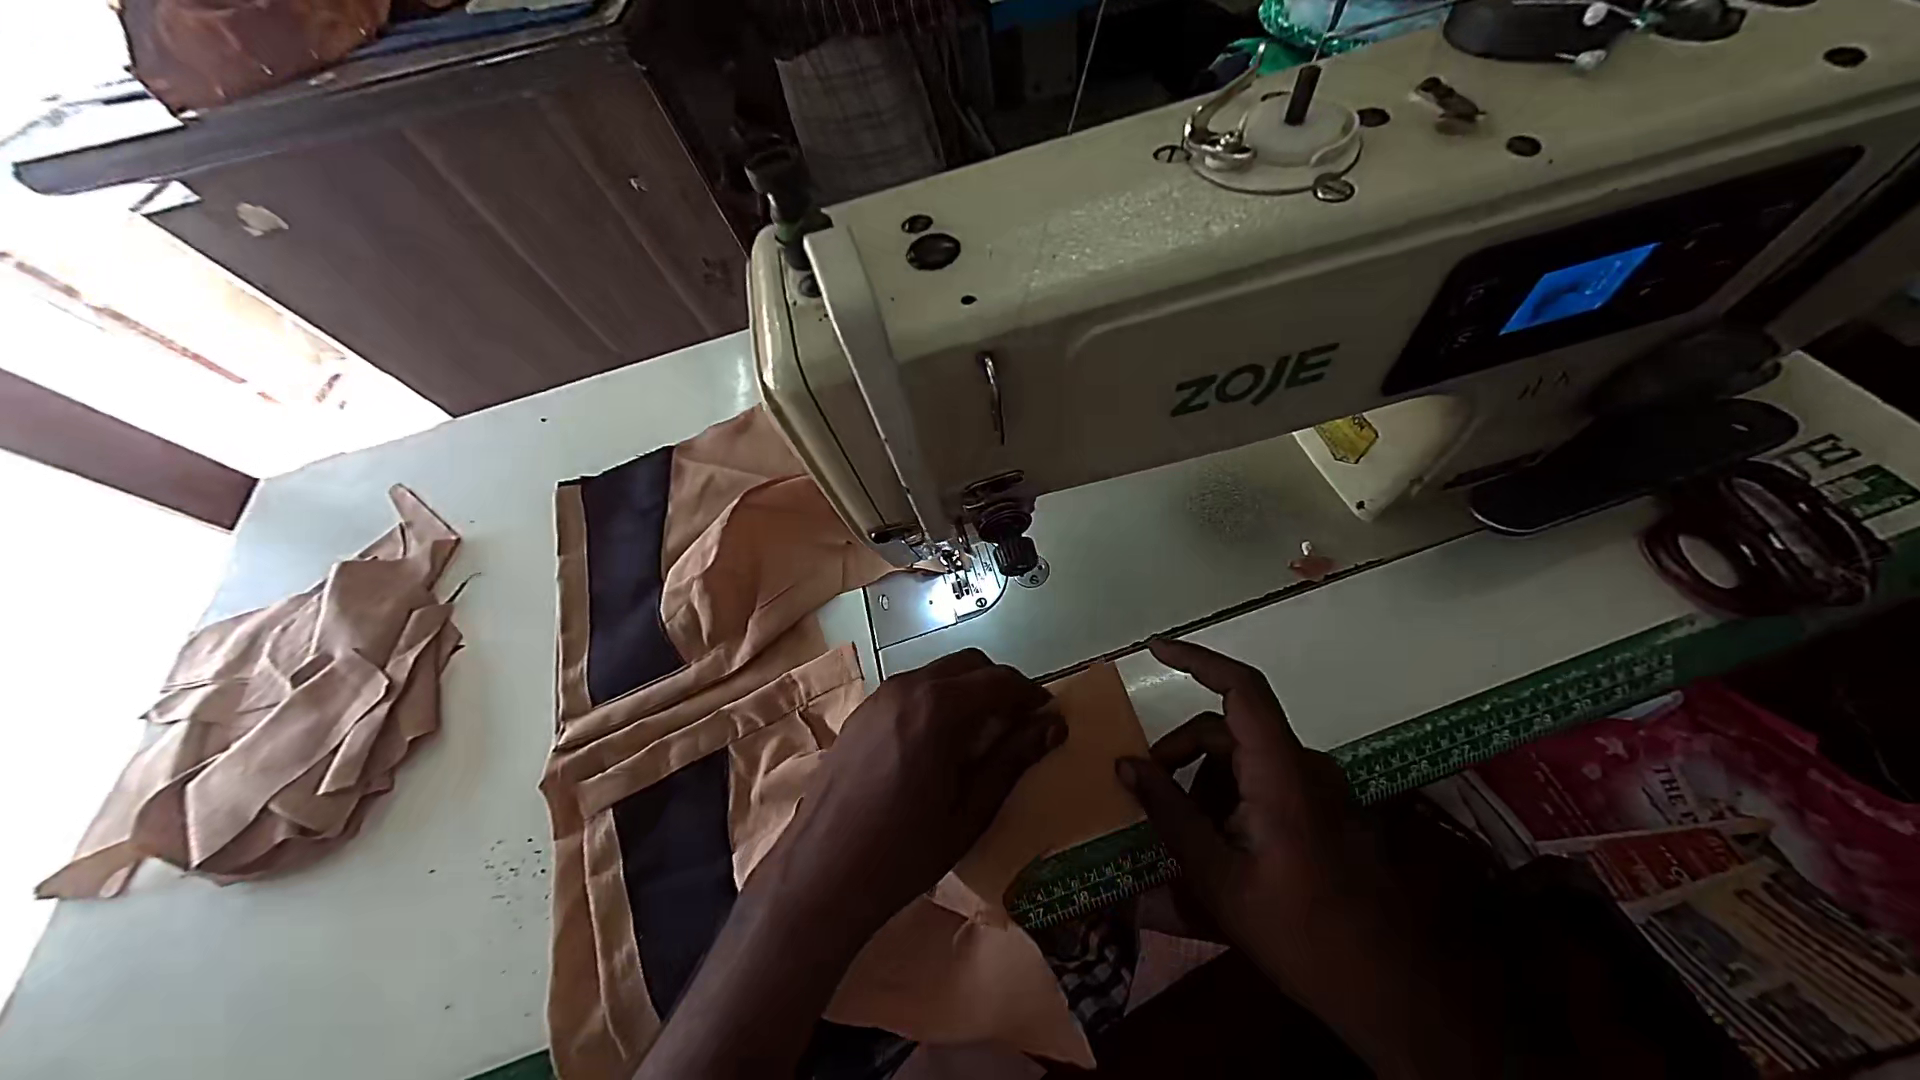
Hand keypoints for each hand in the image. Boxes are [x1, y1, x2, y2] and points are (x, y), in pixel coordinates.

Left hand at [644, 650, 1061, 1079]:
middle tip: (1017, 725)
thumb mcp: (970, 812)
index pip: (999, 680)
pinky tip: (938, 742)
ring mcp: (879, 696)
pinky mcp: (861, 711)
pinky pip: (911, 689)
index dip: (1030, 694)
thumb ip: (1012, 760)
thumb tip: (1052, 724)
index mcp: (938, 709)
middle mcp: (908, 688)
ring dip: (967, 690)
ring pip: (938, 673)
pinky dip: (937, 699)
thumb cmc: (904, 853)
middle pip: (969, 664)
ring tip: (980, 736)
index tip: (1047, 717)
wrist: (821, 874)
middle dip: (999, 686)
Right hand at [1118, 639, 1495, 1078]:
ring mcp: (1320, 787)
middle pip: (1228, 730)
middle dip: (1180, 754)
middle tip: (1146, 791)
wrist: (1396, 994)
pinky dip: (1230, 796)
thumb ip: (1169, 814)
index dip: (1197, 658)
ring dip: (1203, 781)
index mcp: (1281, 773)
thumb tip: (1126, 765)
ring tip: (1185, 836)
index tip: (1154, 648)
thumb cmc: (1301, 934)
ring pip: (1244, 757)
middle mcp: (1305, 766)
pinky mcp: (1326, 808)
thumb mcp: (1218, 877)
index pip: (1241, 688)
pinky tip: (1219, 845)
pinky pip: (1265, 780)